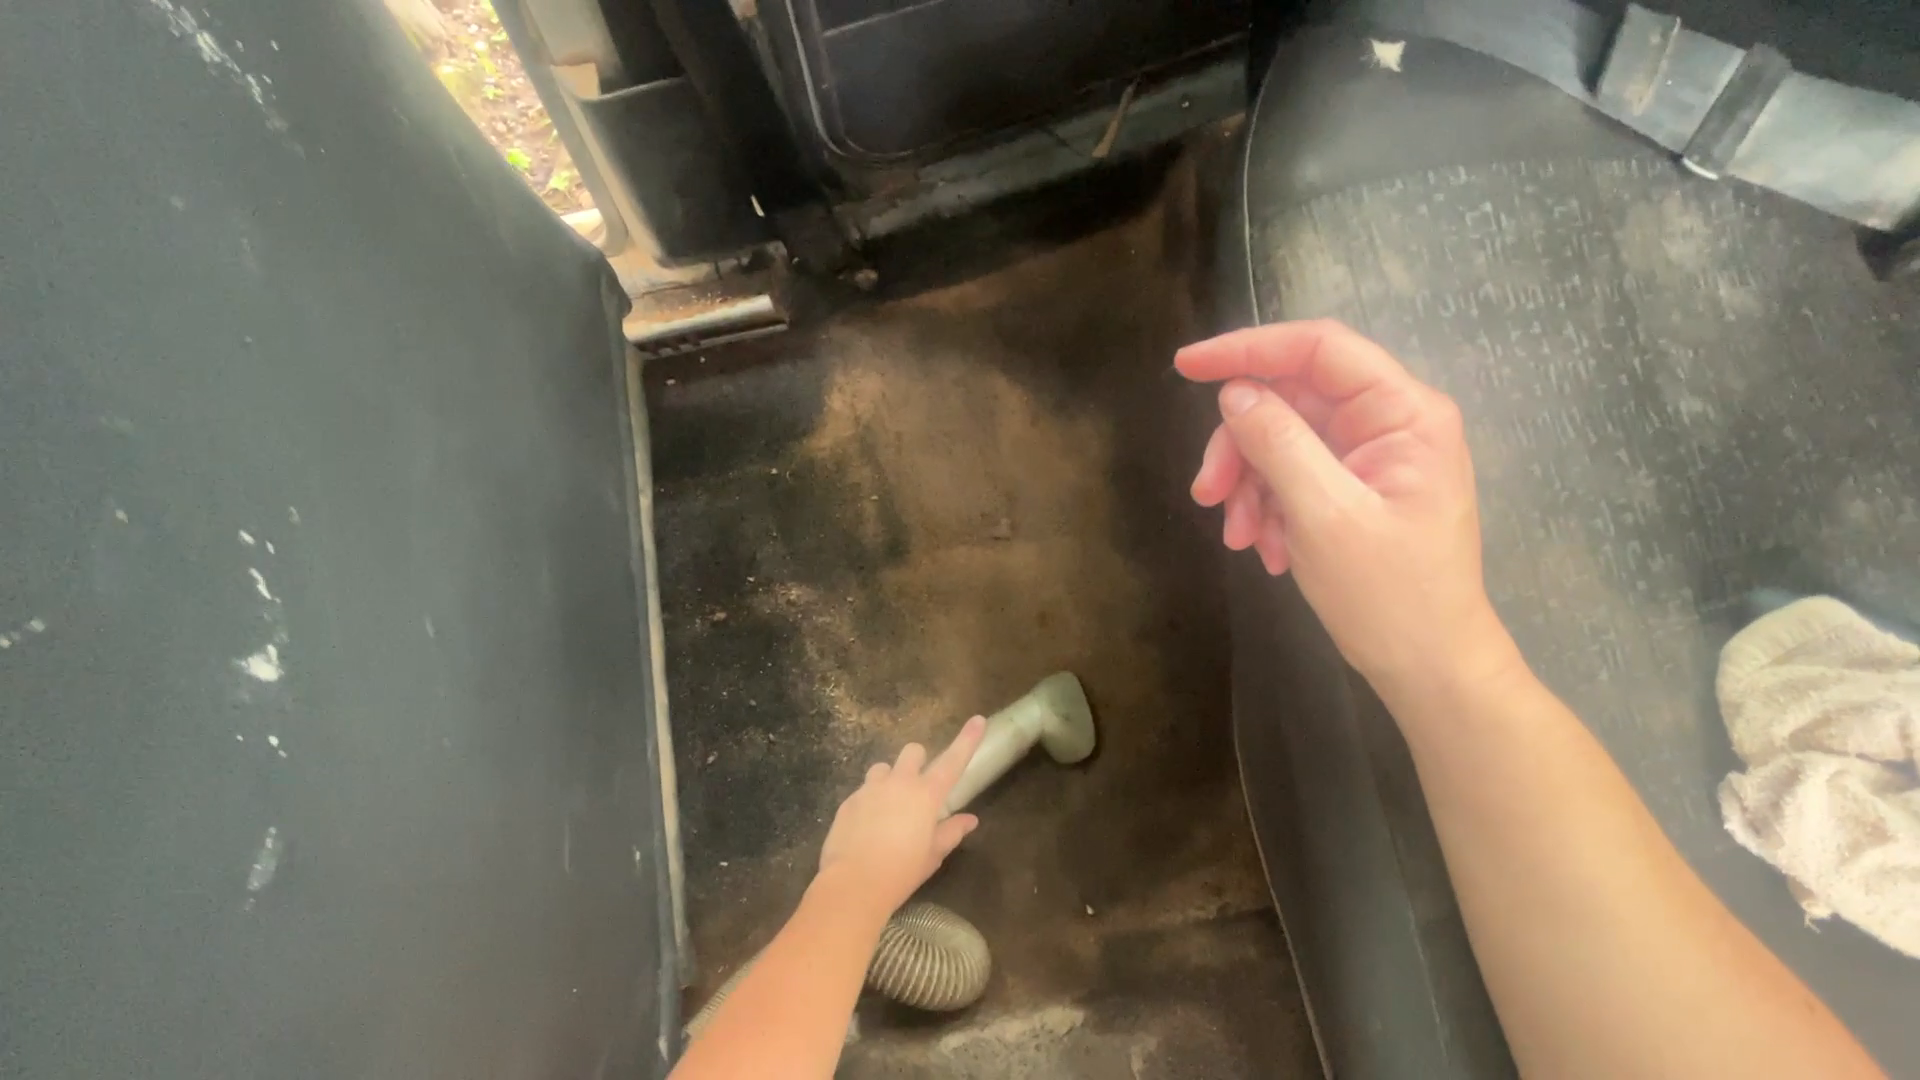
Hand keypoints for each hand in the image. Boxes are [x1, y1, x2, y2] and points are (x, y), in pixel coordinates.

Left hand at [816, 716, 987, 915]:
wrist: (852, 884)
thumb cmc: (901, 872)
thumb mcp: (932, 855)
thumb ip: (951, 832)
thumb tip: (970, 819)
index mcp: (926, 795)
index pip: (953, 761)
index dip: (967, 739)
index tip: (978, 719)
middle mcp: (899, 783)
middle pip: (913, 751)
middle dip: (918, 761)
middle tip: (918, 787)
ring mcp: (870, 788)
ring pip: (883, 768)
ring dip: (890, 779)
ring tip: (889, 807)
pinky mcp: (849, 800)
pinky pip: (863, 791)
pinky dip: (870, 801)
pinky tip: (867, 828)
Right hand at [1176, 320, 1519, 689]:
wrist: (1426, 667)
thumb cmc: (1390, 594)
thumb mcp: (1325, 515)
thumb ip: (1278, 444)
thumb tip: (1233, 393)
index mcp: (1401, 413)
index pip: (1318, 349)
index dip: (1248, 349)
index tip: (1186, 366)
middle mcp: (1385, 423)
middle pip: (1289, 402)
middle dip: (1240, 447)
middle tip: (1206, 495)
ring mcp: (1366, 458)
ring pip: (1279, 442)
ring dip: (1248, 486)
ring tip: (1239, 538)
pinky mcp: (1349, 489)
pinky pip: (1288, 477)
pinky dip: (1264, 508)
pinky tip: (1263, 549)